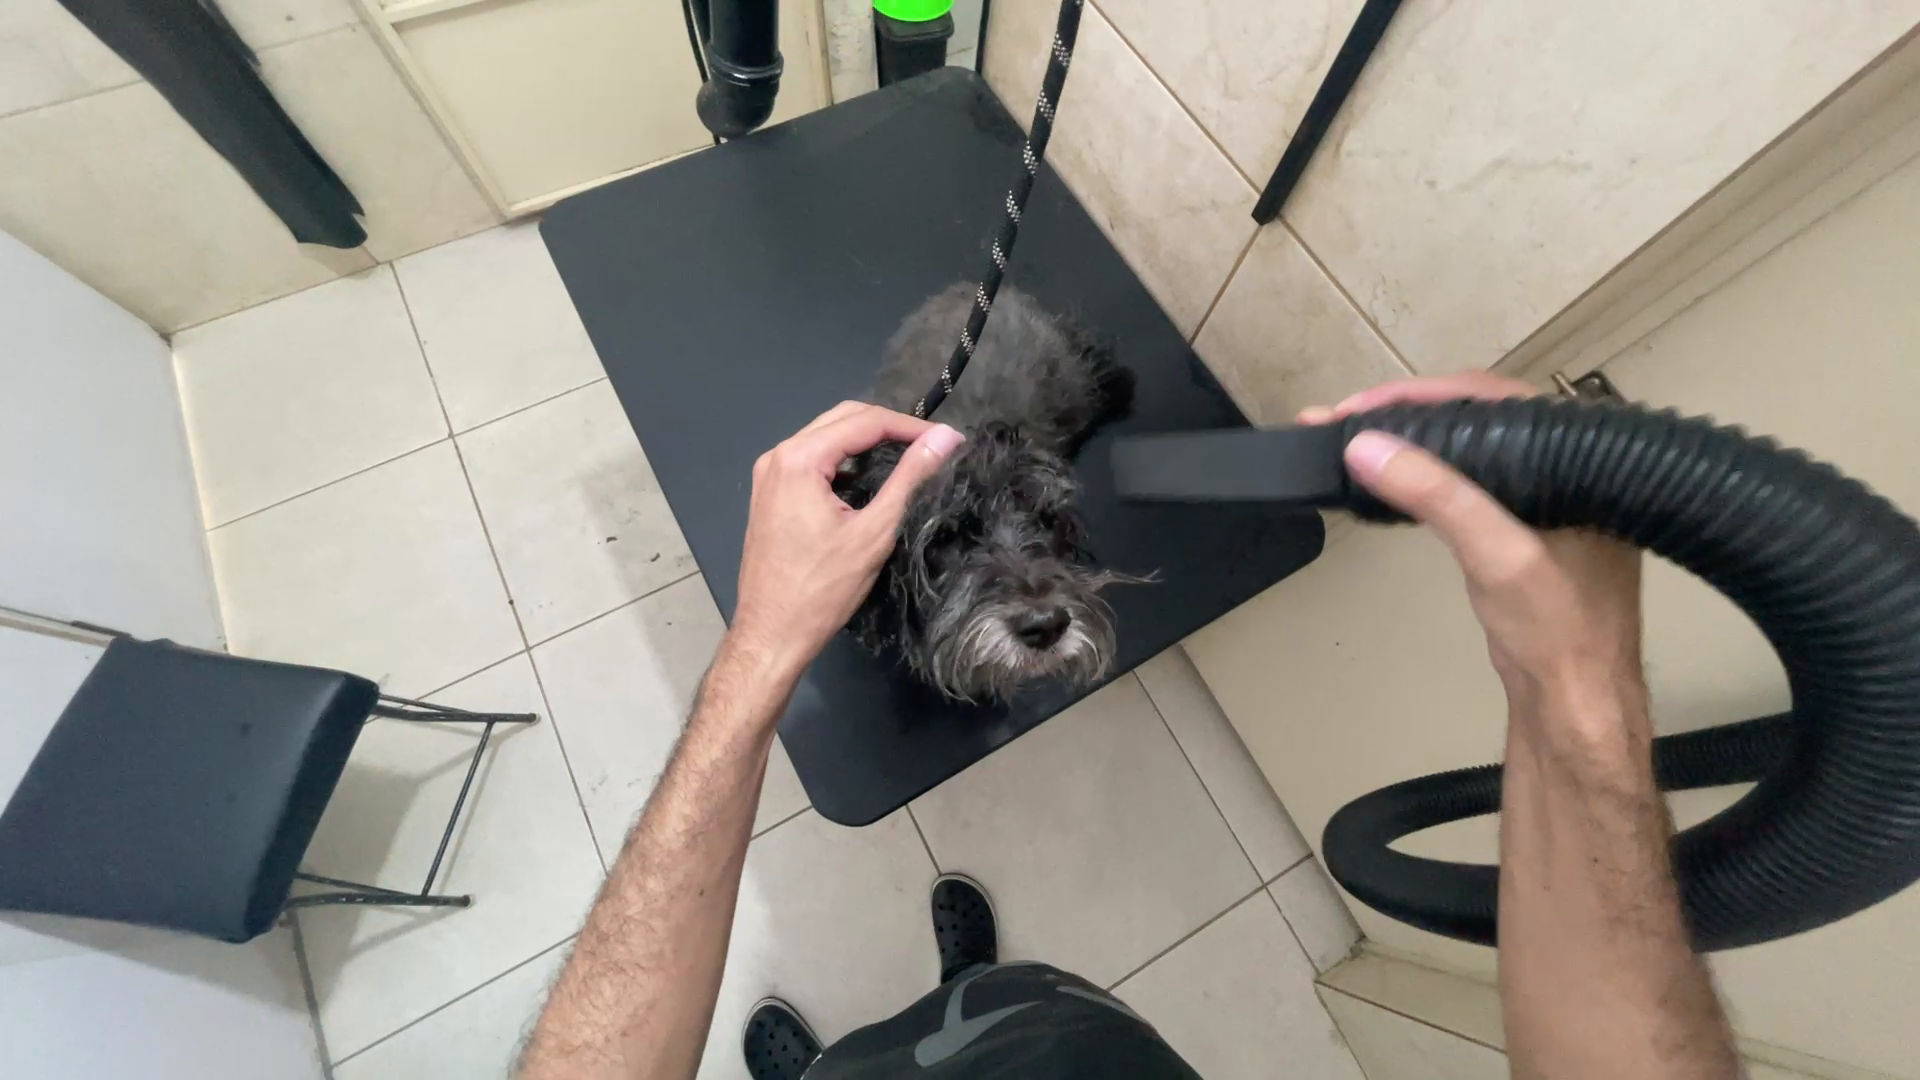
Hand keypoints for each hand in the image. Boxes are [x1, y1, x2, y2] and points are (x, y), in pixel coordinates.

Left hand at [728, 402, 964, 684]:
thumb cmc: (823, 589)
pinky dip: (843, 460)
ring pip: (825, 437)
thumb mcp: (875, 531)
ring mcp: (768, 475)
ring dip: (865, 440)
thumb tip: (946, 437)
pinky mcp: (769, 493)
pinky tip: (868, 478)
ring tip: (907, 456)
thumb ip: (911, 478)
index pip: (864, 421)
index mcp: (799, 458)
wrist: (772, 632)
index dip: (910, 426)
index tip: (947, 440)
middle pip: (841, 419)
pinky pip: (812, 460)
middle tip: (930, 445)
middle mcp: (778, 456)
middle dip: (888, 426)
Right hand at [1301, 374, 1645, 729]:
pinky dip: (1419, 471)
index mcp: (1581, 454)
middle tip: (1340, 421)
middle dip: (1401, 413)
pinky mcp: (1518, 521)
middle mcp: (1565, 464)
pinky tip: (1388, 475)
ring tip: (1350, 439)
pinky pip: (1462, 477)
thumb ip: (1438, 498)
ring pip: (1464, 446)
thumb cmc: (1553, 628)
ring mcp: (1542, 493)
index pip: (1490, 397)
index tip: (1353, 408)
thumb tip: (1365, 447)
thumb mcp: (1497, 557)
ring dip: (1405, 440)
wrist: (1572, 695)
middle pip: (1473, 415)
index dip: (1416, 395)